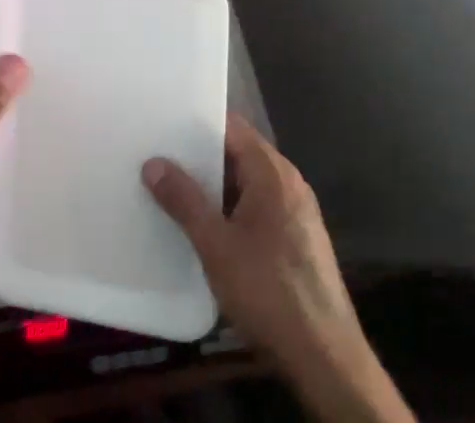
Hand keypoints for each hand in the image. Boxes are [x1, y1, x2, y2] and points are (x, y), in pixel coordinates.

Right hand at [142, 114, 362, 369]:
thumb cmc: (269, 291)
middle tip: (151, 151)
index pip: (232, 127)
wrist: (324, 356)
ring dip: (208, 185)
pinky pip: (251, 208)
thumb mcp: (216, 245)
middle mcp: (288, 185)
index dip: (196, 120)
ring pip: (242, 184)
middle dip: (195, 154)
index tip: (158, 118)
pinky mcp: (292, 240)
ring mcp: (293, 214)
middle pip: (236, 154)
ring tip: (163, 184)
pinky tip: (195, 223)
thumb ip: (184, 200)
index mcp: (274, 175)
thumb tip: (153, 162)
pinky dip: (224, 208)